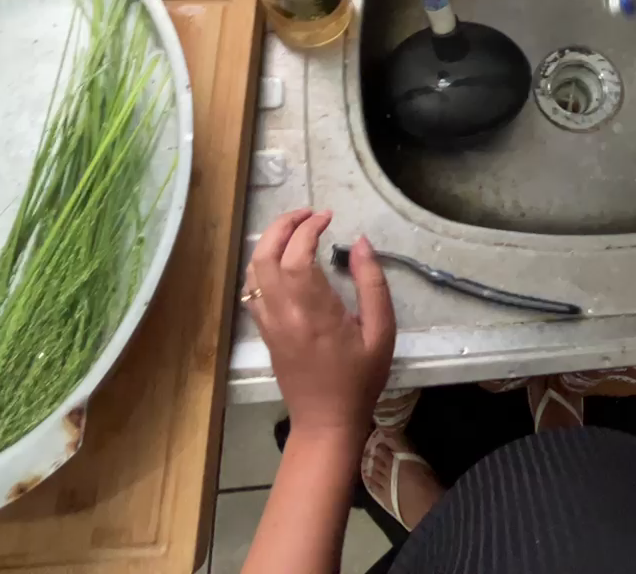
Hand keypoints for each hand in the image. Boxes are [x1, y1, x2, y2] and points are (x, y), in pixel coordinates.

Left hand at [245, 209, 394, 440]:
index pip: (296, 257)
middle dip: (282, 225)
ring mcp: (269, 323)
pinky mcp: (264, 331)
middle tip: (308, 213)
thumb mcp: (382, 330)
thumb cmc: (360, 377)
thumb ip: (372, 283)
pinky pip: (253, 288)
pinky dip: (263, 263)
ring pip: (253, 271)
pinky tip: (282, 258)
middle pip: (265, 257)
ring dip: (269, 241)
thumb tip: (360, 242)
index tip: (328, 217)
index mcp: (313, 314)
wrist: (326, 422)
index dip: (308, 229)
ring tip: (296, 227)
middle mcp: (284, 314)